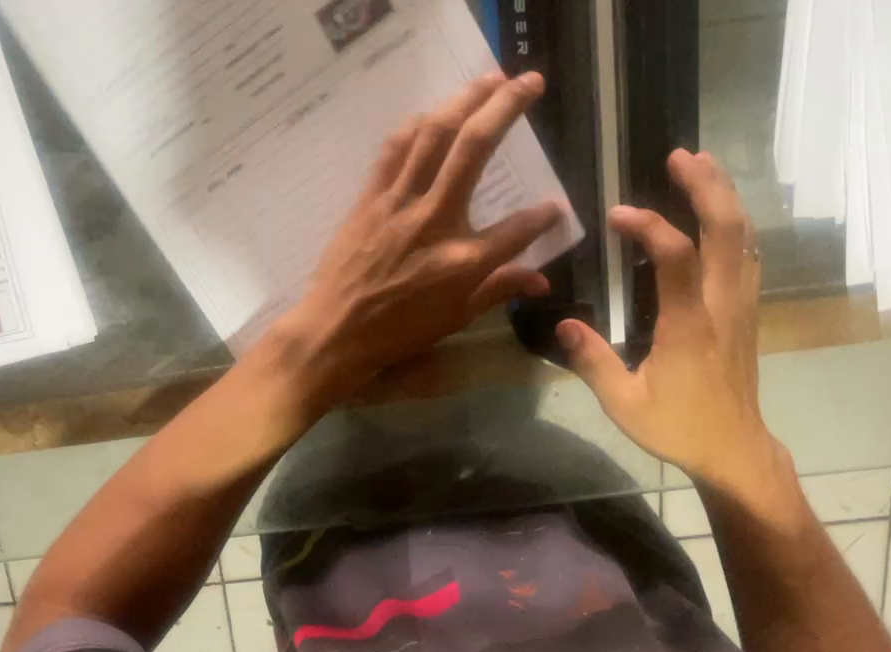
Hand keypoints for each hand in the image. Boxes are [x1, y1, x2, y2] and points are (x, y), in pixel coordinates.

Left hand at [266, 71, 565, 405]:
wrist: (335, 332)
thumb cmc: (397, 333)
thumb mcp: (455, 319)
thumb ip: (499, 291)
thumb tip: (541, 282)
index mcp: (462, 261)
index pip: (517, 228)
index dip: (543, 216)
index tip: (555, 207)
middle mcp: (434, 220)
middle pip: (476, 148)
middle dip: (508, 107)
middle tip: (531, 81)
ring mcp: (399, 204)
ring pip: (435, 134)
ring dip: (465, 98)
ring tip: (489, 79)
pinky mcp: (370, 198)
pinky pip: (395, 148)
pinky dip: (417, 123)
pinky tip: (434, 112)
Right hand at [556, 150, 786, 501]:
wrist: (733, 449)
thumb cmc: (677, 427)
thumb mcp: (624, 404)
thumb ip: (594, 362)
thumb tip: (563, 327)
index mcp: (689, 324)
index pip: (675, 256)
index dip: (648, 226)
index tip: (617, 214)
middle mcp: (723, 304)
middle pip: (727, 228)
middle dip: (706, 185)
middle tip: (680, 156)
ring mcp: (742, 306)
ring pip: (746, 236)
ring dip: (725, 197)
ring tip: (702, 168)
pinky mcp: (749, 313)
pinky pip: (749, 255)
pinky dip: (735, 225)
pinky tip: (721, 217)